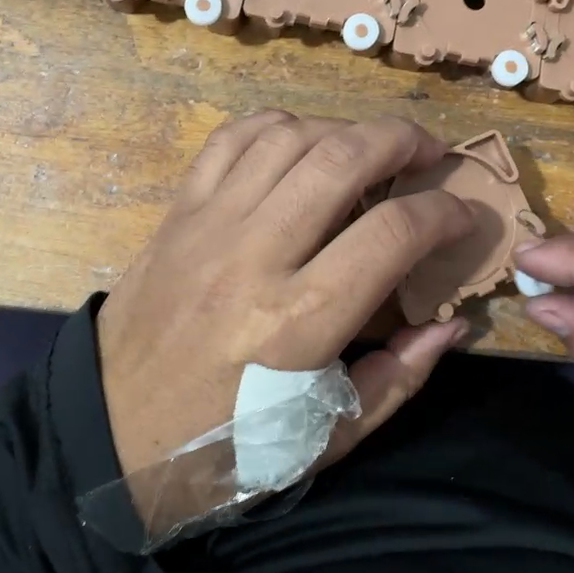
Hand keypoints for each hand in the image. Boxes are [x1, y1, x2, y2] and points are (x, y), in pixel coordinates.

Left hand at [98, 111, 474, 494]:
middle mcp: (254, 257)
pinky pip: (231, 139)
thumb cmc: (228, 447)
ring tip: (371, 146)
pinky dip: (278, 125)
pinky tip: (303, 140)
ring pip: (289, 137)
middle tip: (429, 152)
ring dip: (344, 128)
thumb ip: (398, 379)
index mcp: (297, 323)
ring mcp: (210, 225)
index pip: (391, 234)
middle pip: (342, 160)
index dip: (444, 213)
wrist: (109, 438)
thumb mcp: (326, 437)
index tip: (464, 215)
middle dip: (401, 141)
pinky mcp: (178, 212)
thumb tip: (451, 325)